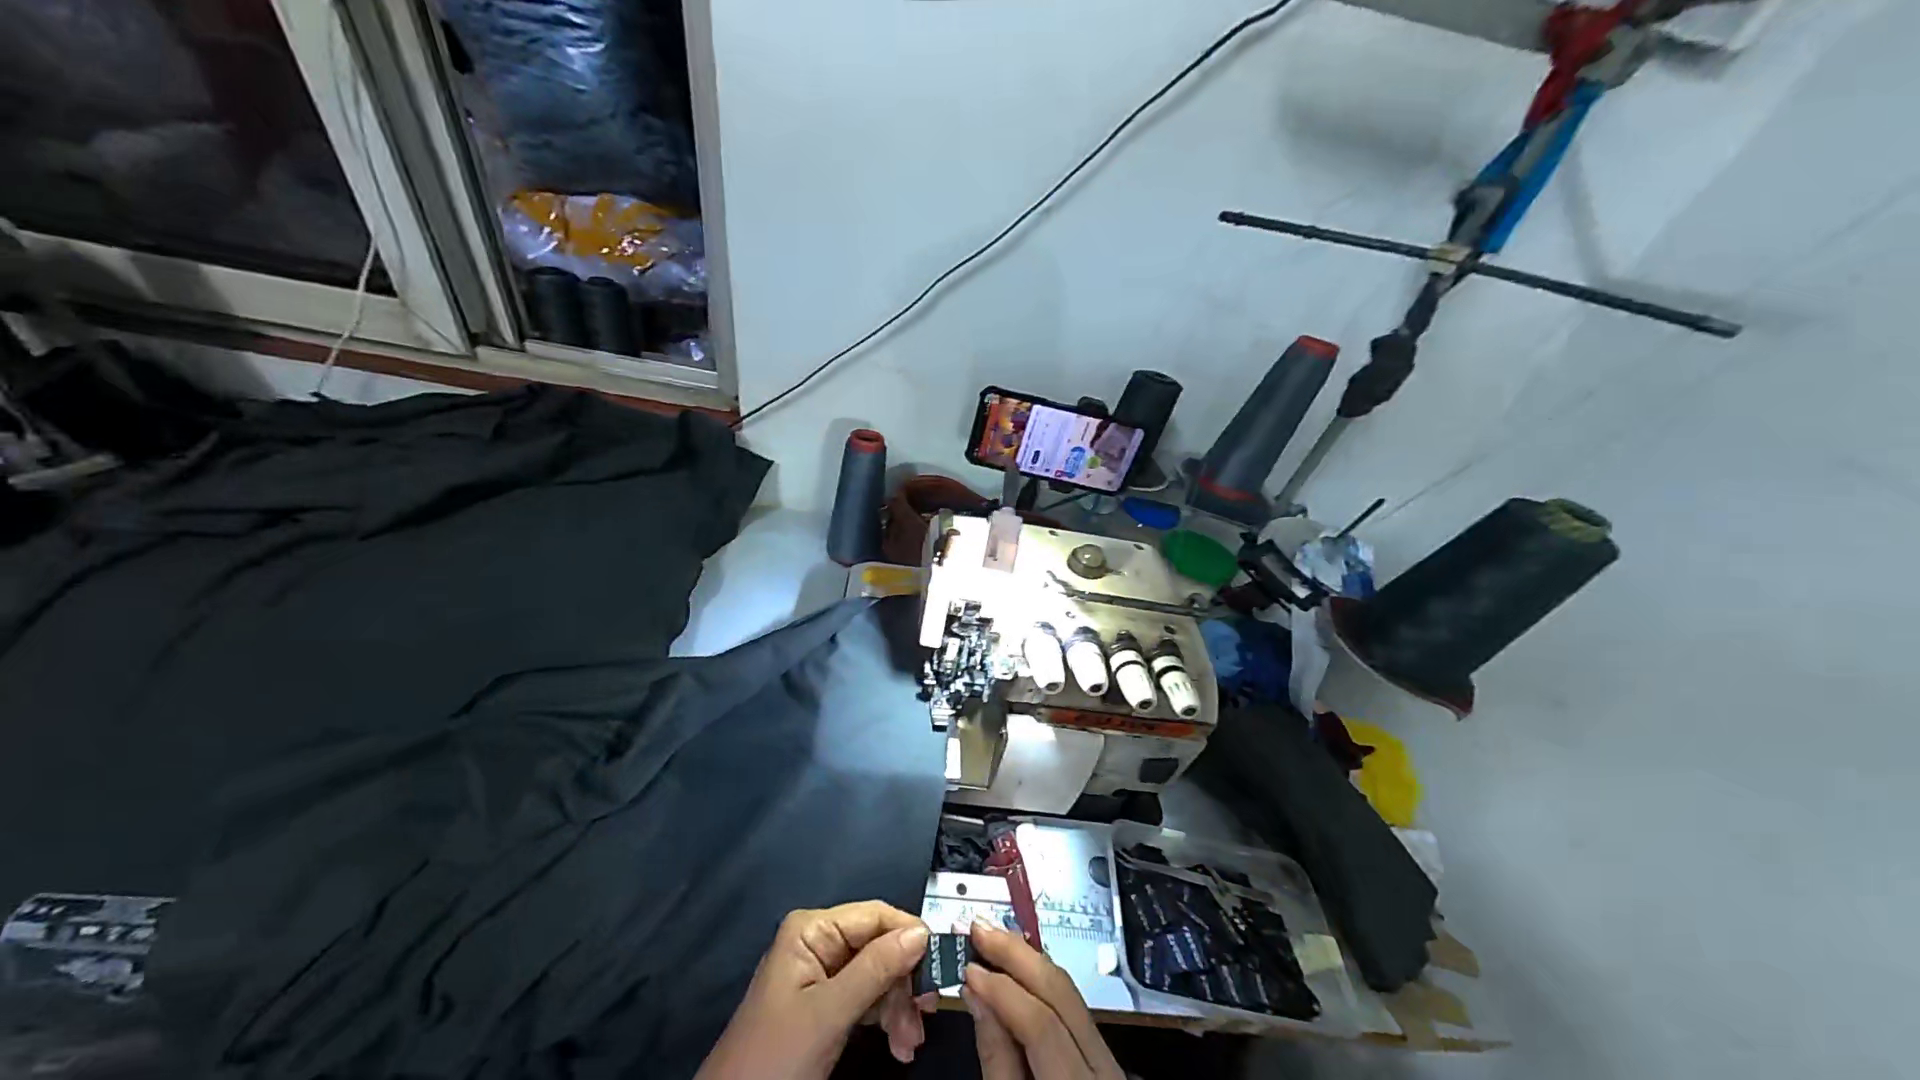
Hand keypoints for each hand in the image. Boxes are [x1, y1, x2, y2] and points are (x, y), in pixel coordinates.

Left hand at [695, 902, 931, 1079]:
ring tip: (907, 1047)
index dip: (910, 938)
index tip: (939, 971)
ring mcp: (822, 973)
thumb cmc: (776, 1057)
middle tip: (920, 1023)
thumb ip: (875, 969)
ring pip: (879, 975)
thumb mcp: (829, 1013)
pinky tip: (898, 1046)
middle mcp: (819, 941)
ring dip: (899, 1009)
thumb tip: (922, 930)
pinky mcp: (826, 1002)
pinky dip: (886, 1020)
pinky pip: (868, 998)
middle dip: (903, 986)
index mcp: (813, 929)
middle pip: (880, 947)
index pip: (876, 916)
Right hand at [962, 918, 1123, 1079]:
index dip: (1002, 989)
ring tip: (992, 936)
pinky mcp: (1104, 1053)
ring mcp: (1110, 1059)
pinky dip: (1041, 980)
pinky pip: (1072, 1005)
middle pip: (1062, 993)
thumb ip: (996, 1058)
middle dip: (1016, 954)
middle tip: (978, 927)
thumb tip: (977, 992)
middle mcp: (1105, 1068)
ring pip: (1070, 992)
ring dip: (1027, 959)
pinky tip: (1017, 965)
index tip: (967, 964)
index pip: (1042, 1024)